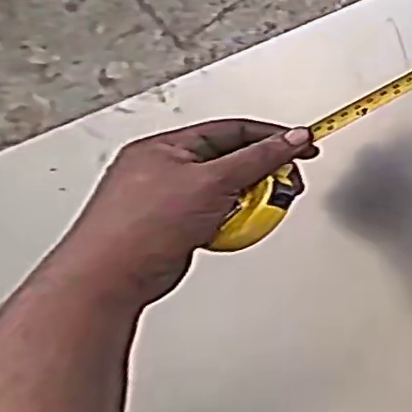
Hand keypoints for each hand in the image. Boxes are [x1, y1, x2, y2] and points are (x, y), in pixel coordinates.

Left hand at [39, 119, 320, 306]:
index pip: (234, 130)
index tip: (302, 146)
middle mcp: (166, 168)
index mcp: (166, 147)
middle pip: (235, 159)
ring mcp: (171, 198)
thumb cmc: (138, 228)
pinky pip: (222, 211)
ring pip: (231, 188)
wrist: (109, 280)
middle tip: (287, 182)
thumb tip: (292, 138)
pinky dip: (235, 218)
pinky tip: (233, 227)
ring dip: (251, 199)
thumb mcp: (213, 181)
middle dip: (265, 173)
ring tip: (256, 210)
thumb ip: (260, 157)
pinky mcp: (178, 224)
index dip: (273, 137)